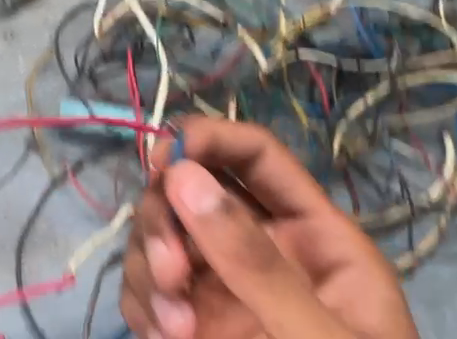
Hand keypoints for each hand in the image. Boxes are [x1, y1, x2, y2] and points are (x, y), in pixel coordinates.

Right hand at [120, 117, 418, 338]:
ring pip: (159, 232)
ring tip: (171, 330)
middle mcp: (262, 249)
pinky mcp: (192, 320)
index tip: (161, 159)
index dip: (207, 139)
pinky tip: (160, 337)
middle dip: (165, 220)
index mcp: (314, 241)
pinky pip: (147, 284)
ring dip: (150, 267)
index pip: (256, 155)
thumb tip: (182, 173)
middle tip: (168, 271)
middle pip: (190, 187)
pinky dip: (142, 303)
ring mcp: (223, 285)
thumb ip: (256, 265)